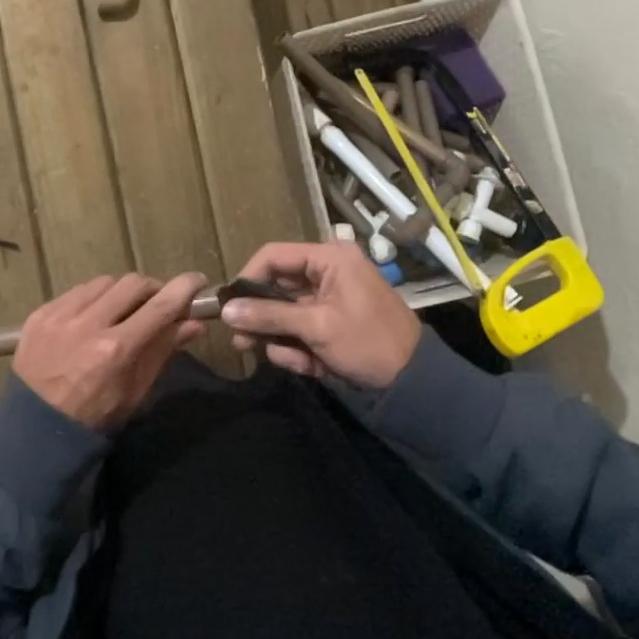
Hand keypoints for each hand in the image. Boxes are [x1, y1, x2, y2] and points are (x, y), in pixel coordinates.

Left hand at [12, 272, 209, 429]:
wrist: (36, 427)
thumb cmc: (95, 416)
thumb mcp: (136, 390)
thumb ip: (163, 350)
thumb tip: (193, 323)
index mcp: (116, 350)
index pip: (160, 306)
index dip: (183, 288)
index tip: (197, 279)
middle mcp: (87, 325)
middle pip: (132, 284)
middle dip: (151, 289)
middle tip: (156, 303)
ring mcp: (59, 316)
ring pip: (103, 282)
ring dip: (120, 293)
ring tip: (121, 311)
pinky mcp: (40, 314)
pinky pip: (76, 292)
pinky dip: (92, 299)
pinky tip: (92, 317)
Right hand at [223, 242, 419, 387]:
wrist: (412, 382)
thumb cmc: (367, 342)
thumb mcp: (316, 327)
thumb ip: (269, 316)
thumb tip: (226, 310)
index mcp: (329, 259)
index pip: (274, 256)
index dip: (247, 277)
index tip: (229, 305)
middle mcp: (326, 274)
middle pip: (275, 287)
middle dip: (261, 318)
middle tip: (241, 341)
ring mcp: (327, 301)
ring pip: (283, 314)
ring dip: (281, 340)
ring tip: (291, 360)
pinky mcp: (328, 325)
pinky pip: (299, 331)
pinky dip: (298, 350)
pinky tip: (309, 366)